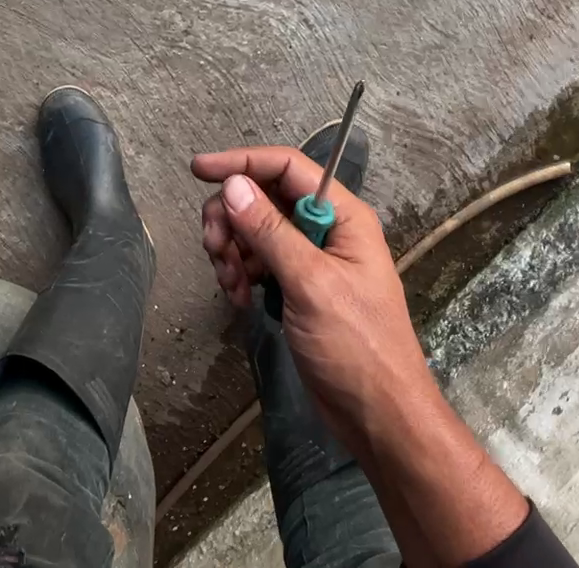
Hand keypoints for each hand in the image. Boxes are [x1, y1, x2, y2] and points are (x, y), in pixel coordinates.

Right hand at [194, 146, 429, 453]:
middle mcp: (326, 228)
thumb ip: (269, 230)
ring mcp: (310, 258)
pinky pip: (258, 261)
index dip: (242, 162)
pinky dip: (241, 272)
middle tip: (214, 248)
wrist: (379, 416)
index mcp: (343, 215)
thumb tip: (234, 185)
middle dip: (232, 217)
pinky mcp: (297, 286)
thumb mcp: (310, 283)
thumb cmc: (356, 346)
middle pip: (264, 197)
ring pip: (256, 229)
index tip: (199, 170)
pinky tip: (238, 297)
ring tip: (229, 282)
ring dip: (233, 249)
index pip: (286, 167)